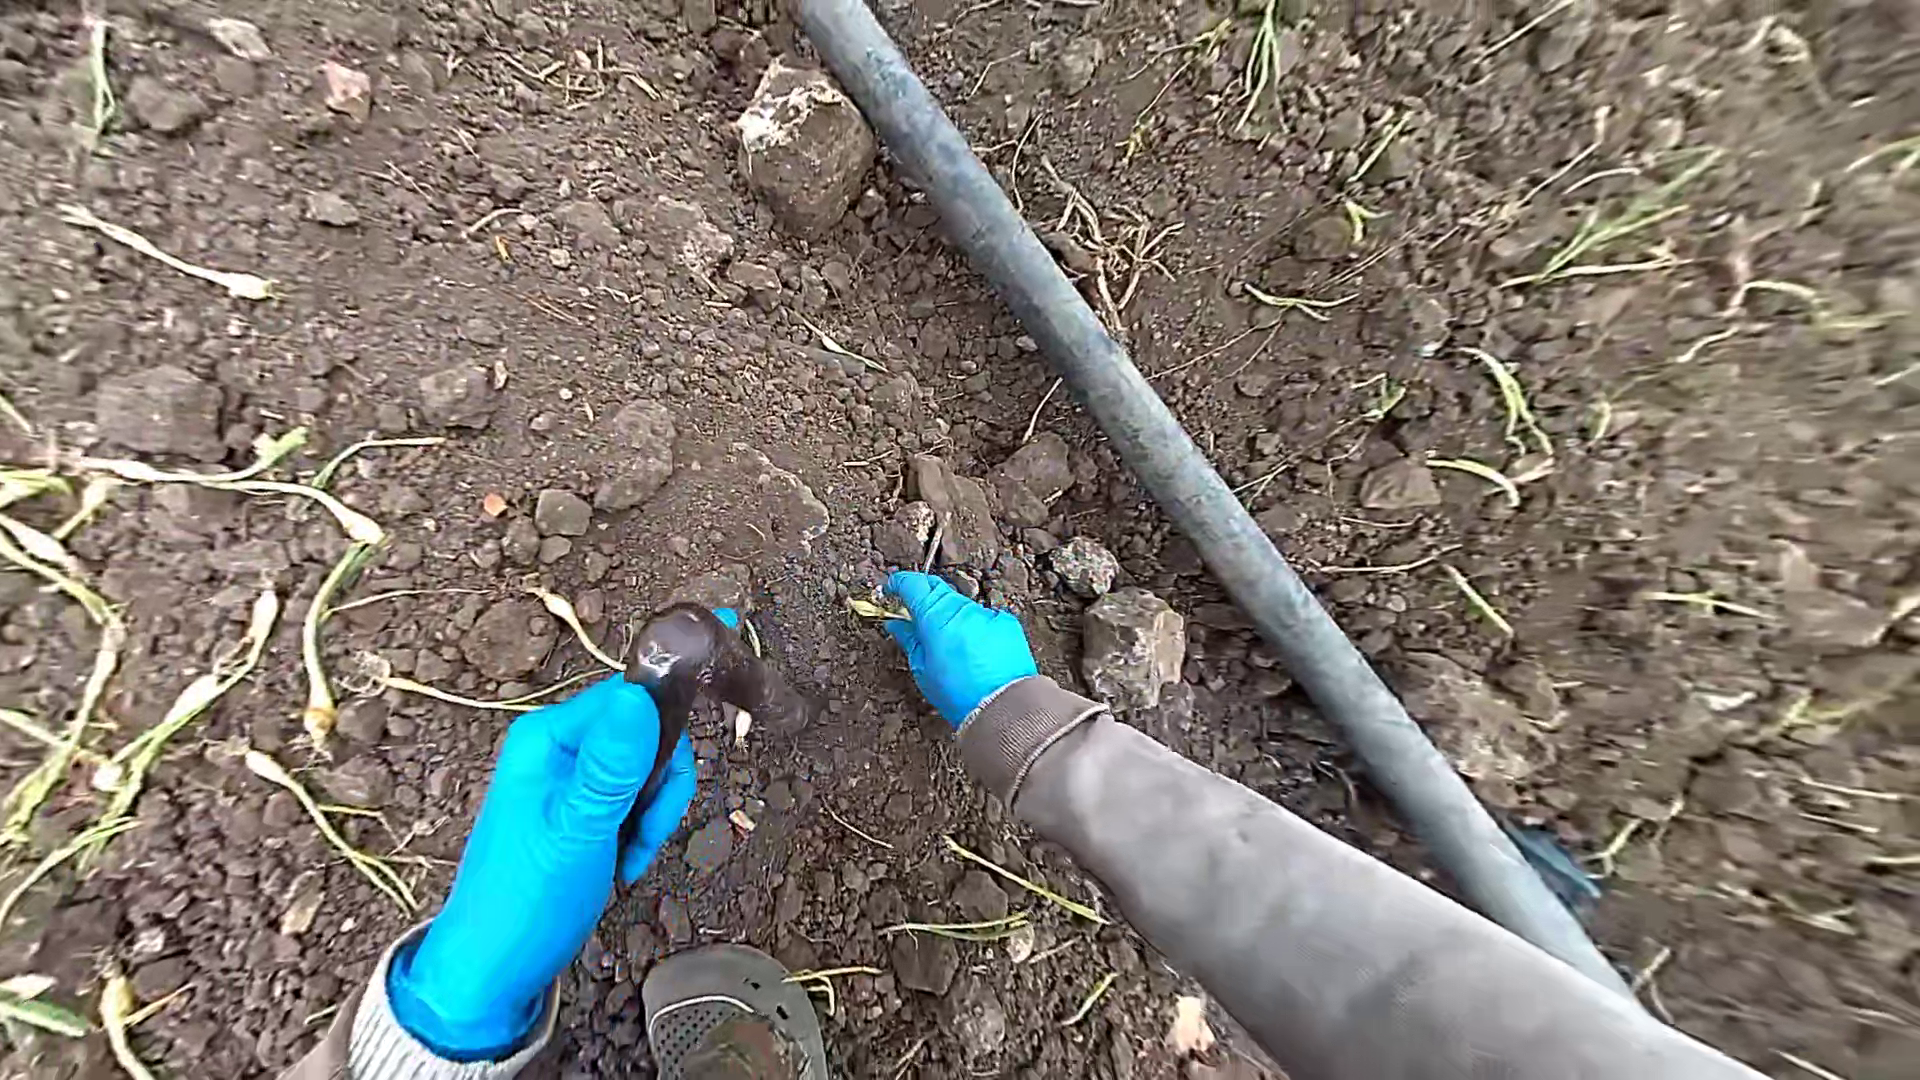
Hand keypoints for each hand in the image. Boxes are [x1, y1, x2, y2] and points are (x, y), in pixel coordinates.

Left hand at [387, 674, 696, 1059]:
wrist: (493, 977)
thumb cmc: (527, 902)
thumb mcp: (577, 831)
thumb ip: (611, 765)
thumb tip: (640, 697)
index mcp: (550, 735)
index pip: (633, 696)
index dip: (661, 734)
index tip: (658, 789)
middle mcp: (563, 743)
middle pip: (651, 729)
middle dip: (662, 782)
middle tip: (647, 828)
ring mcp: (577, 772)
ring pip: (654, 762)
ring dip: (658, 808)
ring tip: (635, 851)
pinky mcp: (590, 799)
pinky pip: (643, 790)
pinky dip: (648, 823)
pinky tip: (629, 857)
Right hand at [884, 571, 1038, 726]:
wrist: (1003, 707)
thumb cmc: (960, 694)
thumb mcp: (923, 669)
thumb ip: (909, 639)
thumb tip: (897, 624)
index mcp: (935, 616)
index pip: (912, 584)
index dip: (899, 583)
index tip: (892, 589)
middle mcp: (961, 608)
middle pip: (937, 587)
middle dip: (923, 595)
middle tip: (915, 614)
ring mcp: (985, 613)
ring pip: (960, 604)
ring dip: (950, 616)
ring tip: (948, 644)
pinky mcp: (1006, 622)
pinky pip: (983, 617)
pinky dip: (974, 627)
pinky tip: (973, 650)